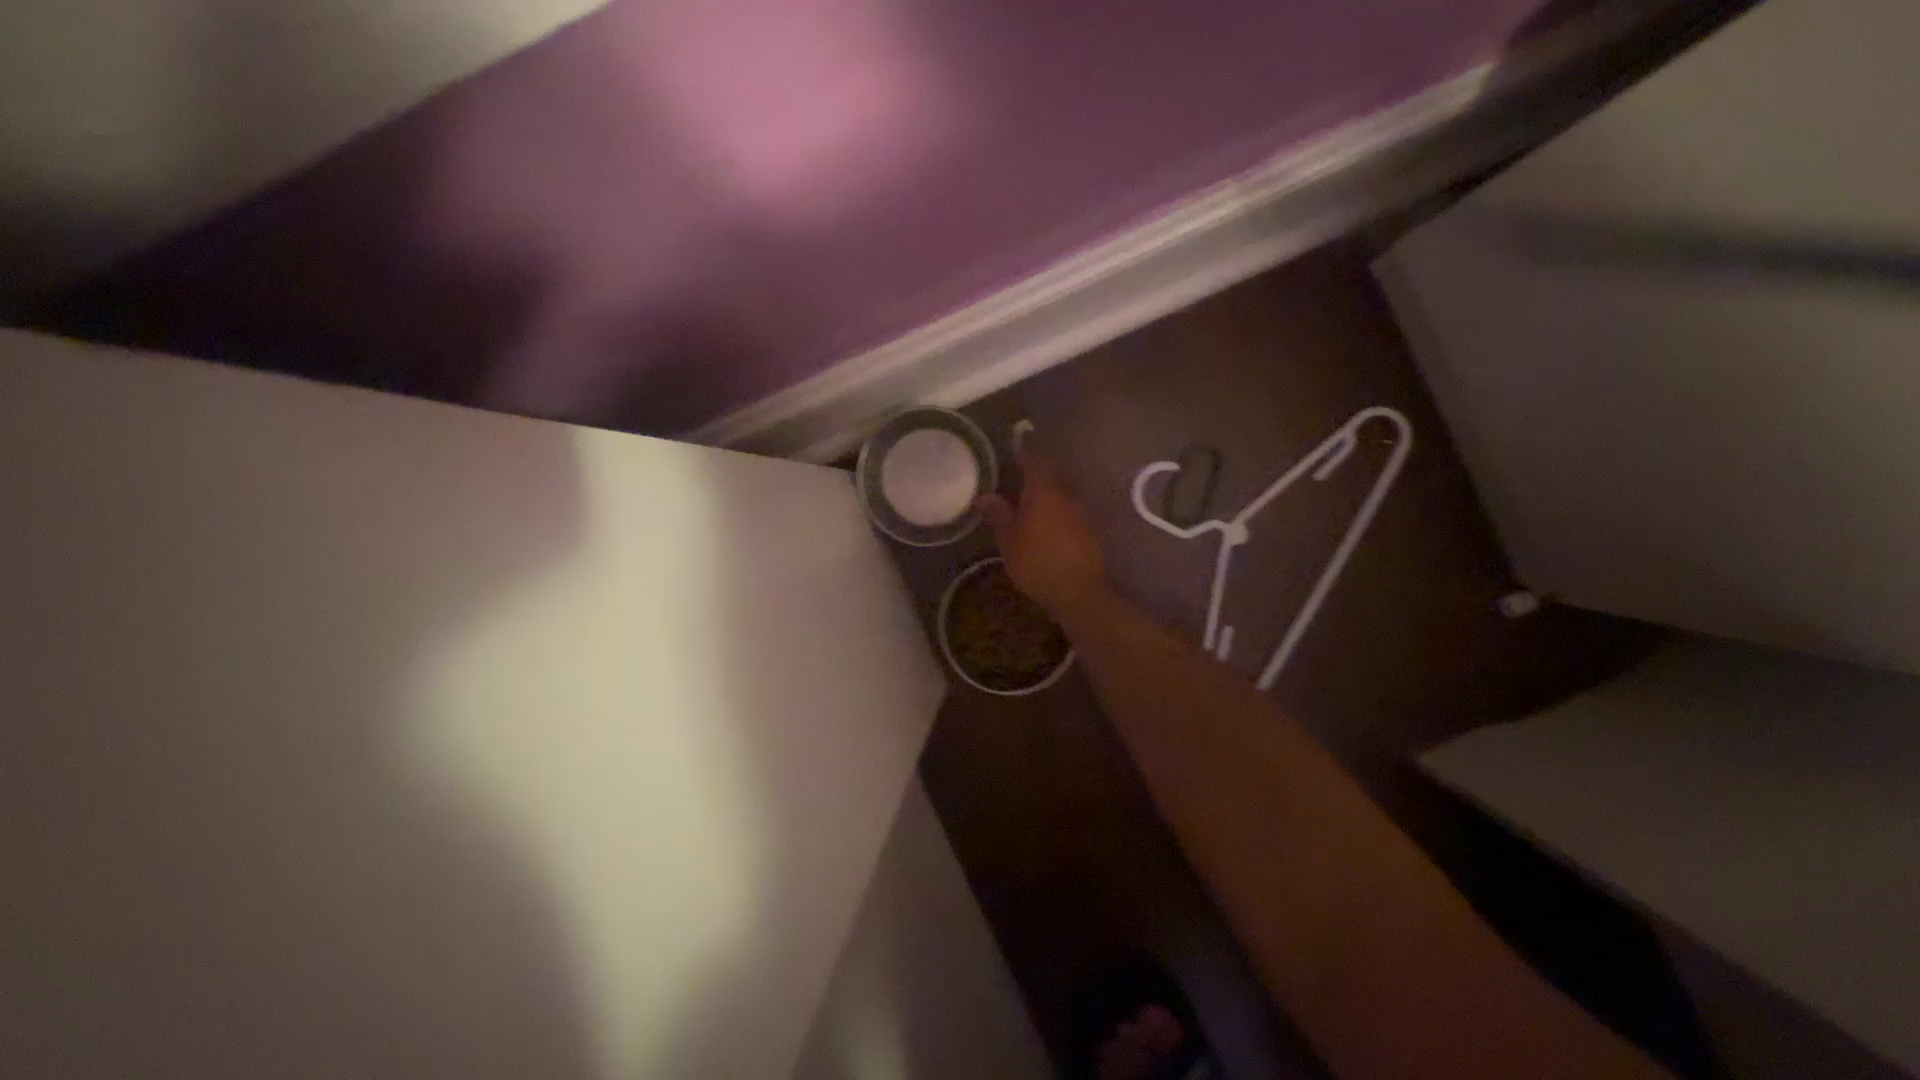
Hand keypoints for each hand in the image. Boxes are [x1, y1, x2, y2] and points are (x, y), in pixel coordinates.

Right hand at [975, 451, 1109, 618]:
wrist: (1079, 592)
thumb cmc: (1037, 563)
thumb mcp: (1009, 542)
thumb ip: (998, 515)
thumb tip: (984, 496)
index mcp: (1044, 492)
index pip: (1035, 462)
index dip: (1023, 458)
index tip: (1010, 462)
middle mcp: (1067, 495)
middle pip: (1051, 478)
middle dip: (1034, 480)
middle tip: (1014, 490)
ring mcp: (1082, 512)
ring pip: (1062, 496)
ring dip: (1047, 500)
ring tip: (1029, 513)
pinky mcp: (1092, 531)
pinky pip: (1071, 514)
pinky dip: (1059, 517)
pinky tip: (1048, 533)